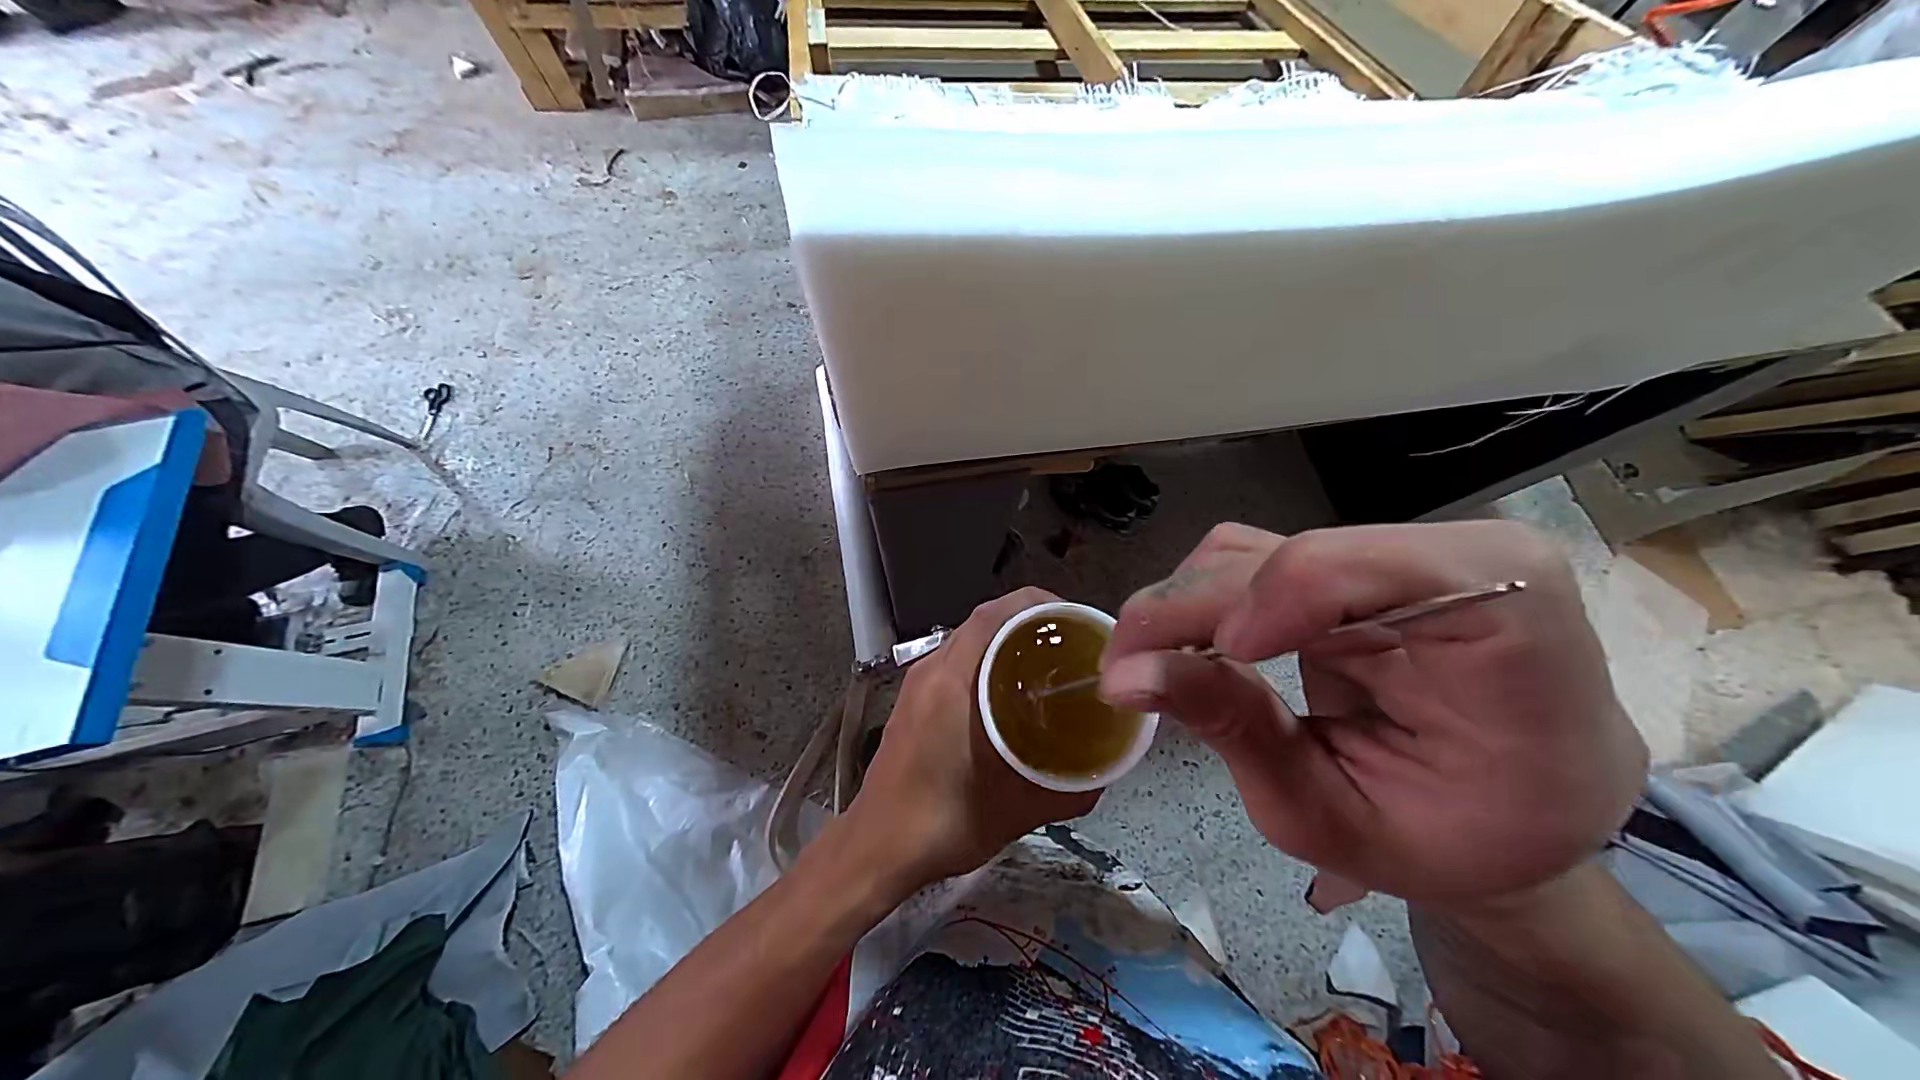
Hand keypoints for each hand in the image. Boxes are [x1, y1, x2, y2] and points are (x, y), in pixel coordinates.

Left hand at [843, 587, 1101, 890]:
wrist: (878, 847)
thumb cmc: (943, 824)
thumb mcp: (1017, 811)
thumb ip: (1068, 792)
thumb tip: (1104, 773)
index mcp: (951, 682)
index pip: (993, 615)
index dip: (1036, 605)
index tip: (1072, 619)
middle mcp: (930, 671)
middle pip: (982, 621)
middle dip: (1028, 622)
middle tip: (1069, 643)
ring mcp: (916, 684)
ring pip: (967, 640)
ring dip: (1005, 641)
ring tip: (1045, 663)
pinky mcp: (911, 701)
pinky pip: (954, 662)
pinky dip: (984, 661)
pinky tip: (1008, 693)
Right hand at [1100, 522, 1646, 910]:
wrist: (1515, 814)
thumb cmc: (1454, 840)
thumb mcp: (1337, 817)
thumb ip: (1238, 732)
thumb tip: (1128, 674)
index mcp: (1507, 624)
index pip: (1359, 566)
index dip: (1263, 602)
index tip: (1189, 668)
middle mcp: (1455, 559)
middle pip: (1284, 557)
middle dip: (1188, 614)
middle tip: (1123, 676)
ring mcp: (1395, 552)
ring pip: (1251, 550)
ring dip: (1188, 609)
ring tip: (1156, 671)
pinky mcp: (1350, 561)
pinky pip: (1251, 561)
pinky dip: (1205, 605)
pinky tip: (1194, 653)